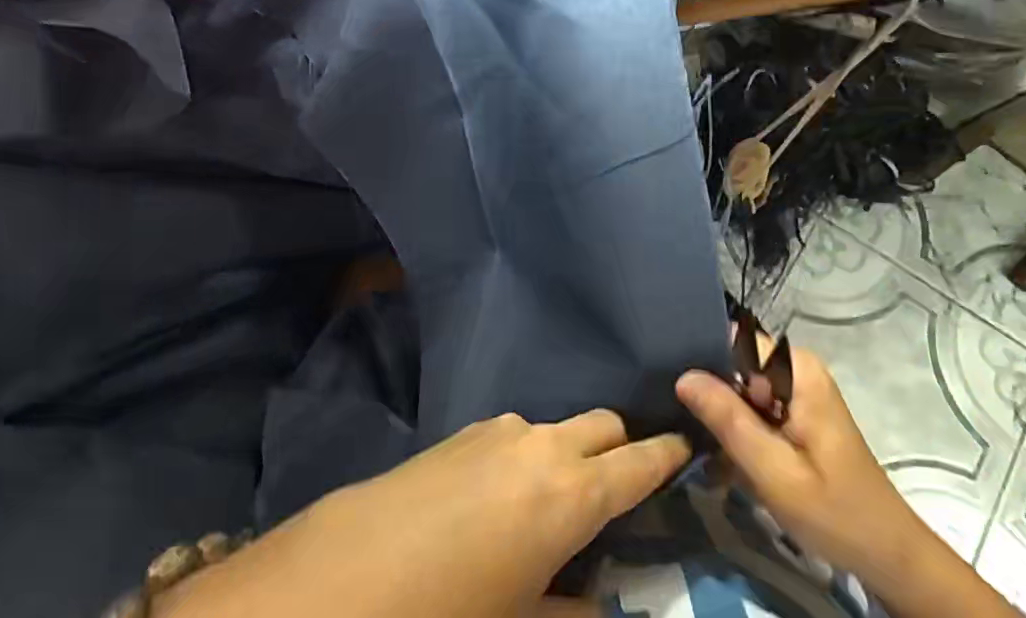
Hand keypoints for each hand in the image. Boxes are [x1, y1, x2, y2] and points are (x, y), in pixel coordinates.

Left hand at [159, 410, 688, 617]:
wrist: (335, 583)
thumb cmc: (446, 615)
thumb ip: (572, 615)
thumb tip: (601, 606)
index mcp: (571, 494)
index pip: (641, 462)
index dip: (669, 456)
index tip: (690, 450)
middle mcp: (542, 446)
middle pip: (604, 426)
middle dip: (624, 447)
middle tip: (627, 486)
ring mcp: (498, 432)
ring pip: (558, 429)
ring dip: (572, 452)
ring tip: (559, 502)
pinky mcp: (460, 434)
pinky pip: (517, 435)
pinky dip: (532, 455)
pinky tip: (504, 498)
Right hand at [677, 341, 1017, 617]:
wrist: (886, 554)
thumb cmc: (833, 511)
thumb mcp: (773, 471)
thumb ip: (728, 419)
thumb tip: (684, 376)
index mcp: (798, 370)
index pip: (735, 341)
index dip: (705, 364)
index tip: (677, 393)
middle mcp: (797, 370)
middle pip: (736, 365)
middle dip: (710, 395)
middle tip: (687, 430)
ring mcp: (797, 393)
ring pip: (741, 390)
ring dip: (721, 420)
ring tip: (702, 452)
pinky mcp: (795, 415)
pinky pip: (753, 409)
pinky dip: (738, 434)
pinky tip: (723, 464)